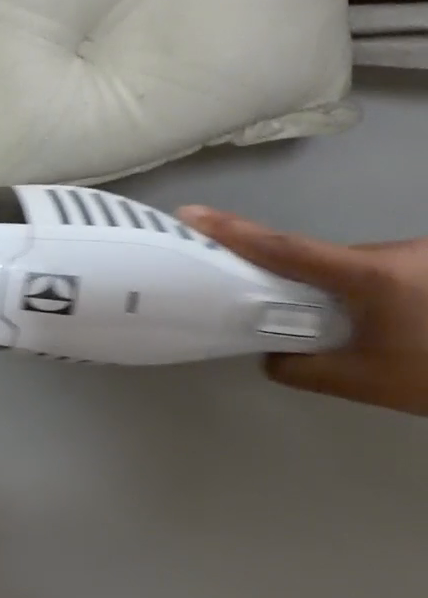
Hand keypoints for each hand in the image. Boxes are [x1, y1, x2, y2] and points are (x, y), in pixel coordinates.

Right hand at [180, 206, 427, 415]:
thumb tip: (273, 355)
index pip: (283, 248)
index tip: (190, 215)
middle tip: (305, 323)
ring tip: (381, 338)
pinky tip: (409, 330)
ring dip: (356, 296)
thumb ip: (302, 367)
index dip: (232, 232)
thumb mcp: (366, 383)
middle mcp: (401, 254)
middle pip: (329, 262)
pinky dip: (388, 299)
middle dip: (310, 287)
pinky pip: (397, 276)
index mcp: (370, 275)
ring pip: (366, 271)